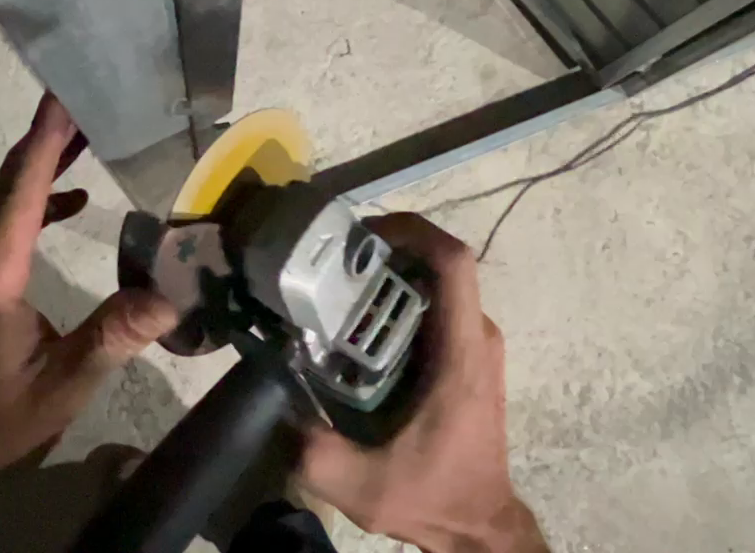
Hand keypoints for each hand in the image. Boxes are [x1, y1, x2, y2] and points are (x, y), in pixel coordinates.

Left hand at [0, 95, 179, 522]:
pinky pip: (9, 219)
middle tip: (86, 96)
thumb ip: (113, 336)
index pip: (22, 188)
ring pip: (9, 194)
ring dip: (44, 159)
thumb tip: (173, 291)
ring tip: (87, 130)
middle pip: (12, 178)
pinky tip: (75, 199)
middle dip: (48, 134)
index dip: (45, 138)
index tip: (64, 94)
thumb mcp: (63, 386)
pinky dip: (39, 196)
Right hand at [298, 214, 545, 552]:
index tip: (363, 233)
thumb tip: (275, 408)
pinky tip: (357, 318)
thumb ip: (317, 453)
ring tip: (338, 283)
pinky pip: (433, 301)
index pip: (453, 262)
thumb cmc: (434, 498)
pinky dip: (396, 294)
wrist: (479, 528)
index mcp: (461, 353)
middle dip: (385, 248)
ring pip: (434, 279)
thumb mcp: (367, 489)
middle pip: (437, 262)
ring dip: (389, 270)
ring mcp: (475, 342)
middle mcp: (476, 335)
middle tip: (333, 260)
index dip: (412, 230)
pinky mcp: (465, 352)